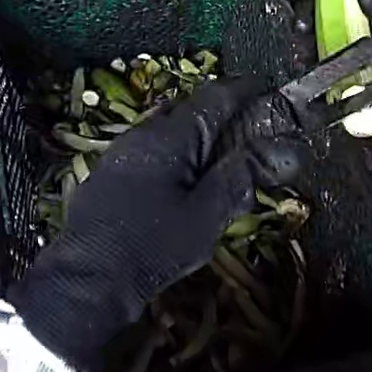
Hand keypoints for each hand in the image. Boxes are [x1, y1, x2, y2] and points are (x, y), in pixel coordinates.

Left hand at [8, 78, 262, 371]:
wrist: (86, 281)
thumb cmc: (152, 247)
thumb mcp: (206, 214)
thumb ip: (242, 176)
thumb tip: (285, 149)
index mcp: (170, 135)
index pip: (215, 96)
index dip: (245, 90)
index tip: (269, 92)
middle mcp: (144, 132)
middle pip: (191, 108)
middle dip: (224, 112)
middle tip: (253, 128)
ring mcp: (124, 151)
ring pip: (171, 128)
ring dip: (200, 134)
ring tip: (225, 154)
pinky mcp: (113, 171)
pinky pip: (155, 147)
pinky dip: (180, 151)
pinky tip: (188, 178)